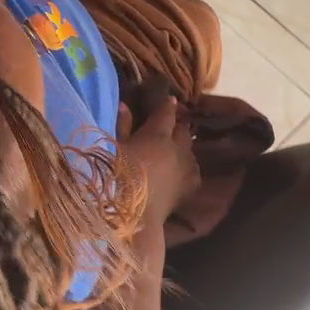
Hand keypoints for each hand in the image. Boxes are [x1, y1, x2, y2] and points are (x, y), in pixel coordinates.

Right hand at [117, 99, 199, 229]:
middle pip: (183, 129)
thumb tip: (125, 105)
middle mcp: (178, 148)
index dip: (167, 104)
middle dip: (176, 125)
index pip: (167, 113)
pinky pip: (193, 167)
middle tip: (168, 123)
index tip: (169, 98)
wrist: (138, 212)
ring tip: (172, 146)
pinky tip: (178, 167)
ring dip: (182, 144)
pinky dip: (186, 163)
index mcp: (157, 135)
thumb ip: (123, 125)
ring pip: (190, 148)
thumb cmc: (120, 174)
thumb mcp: (116, 147)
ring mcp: (189, 166)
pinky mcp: (193, 184)